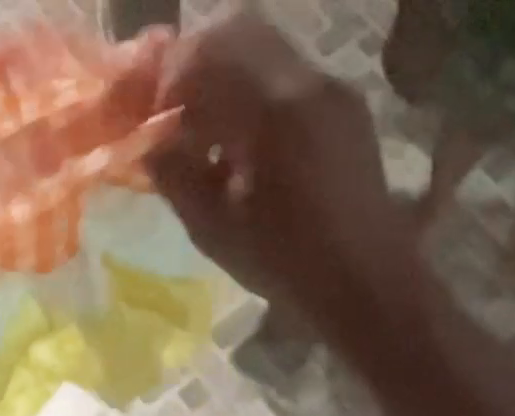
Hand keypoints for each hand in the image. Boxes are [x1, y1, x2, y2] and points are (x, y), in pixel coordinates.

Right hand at [148, 15, 423, 330]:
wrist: (365, 284)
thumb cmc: (285, 262)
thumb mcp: (214, 227)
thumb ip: (175, 174)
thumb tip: (149, 143)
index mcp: (275, 107)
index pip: (208, 50)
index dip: (169, 76)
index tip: (154, 116)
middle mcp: (310, 81)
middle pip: (240, 32)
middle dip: (198, 65)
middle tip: (176, 112)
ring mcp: (335, 92)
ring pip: (268, 53)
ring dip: (228, 81)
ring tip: (210, 138)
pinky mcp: (348, 111)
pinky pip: (292, 81)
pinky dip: (258, 98)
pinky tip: (247, 151)